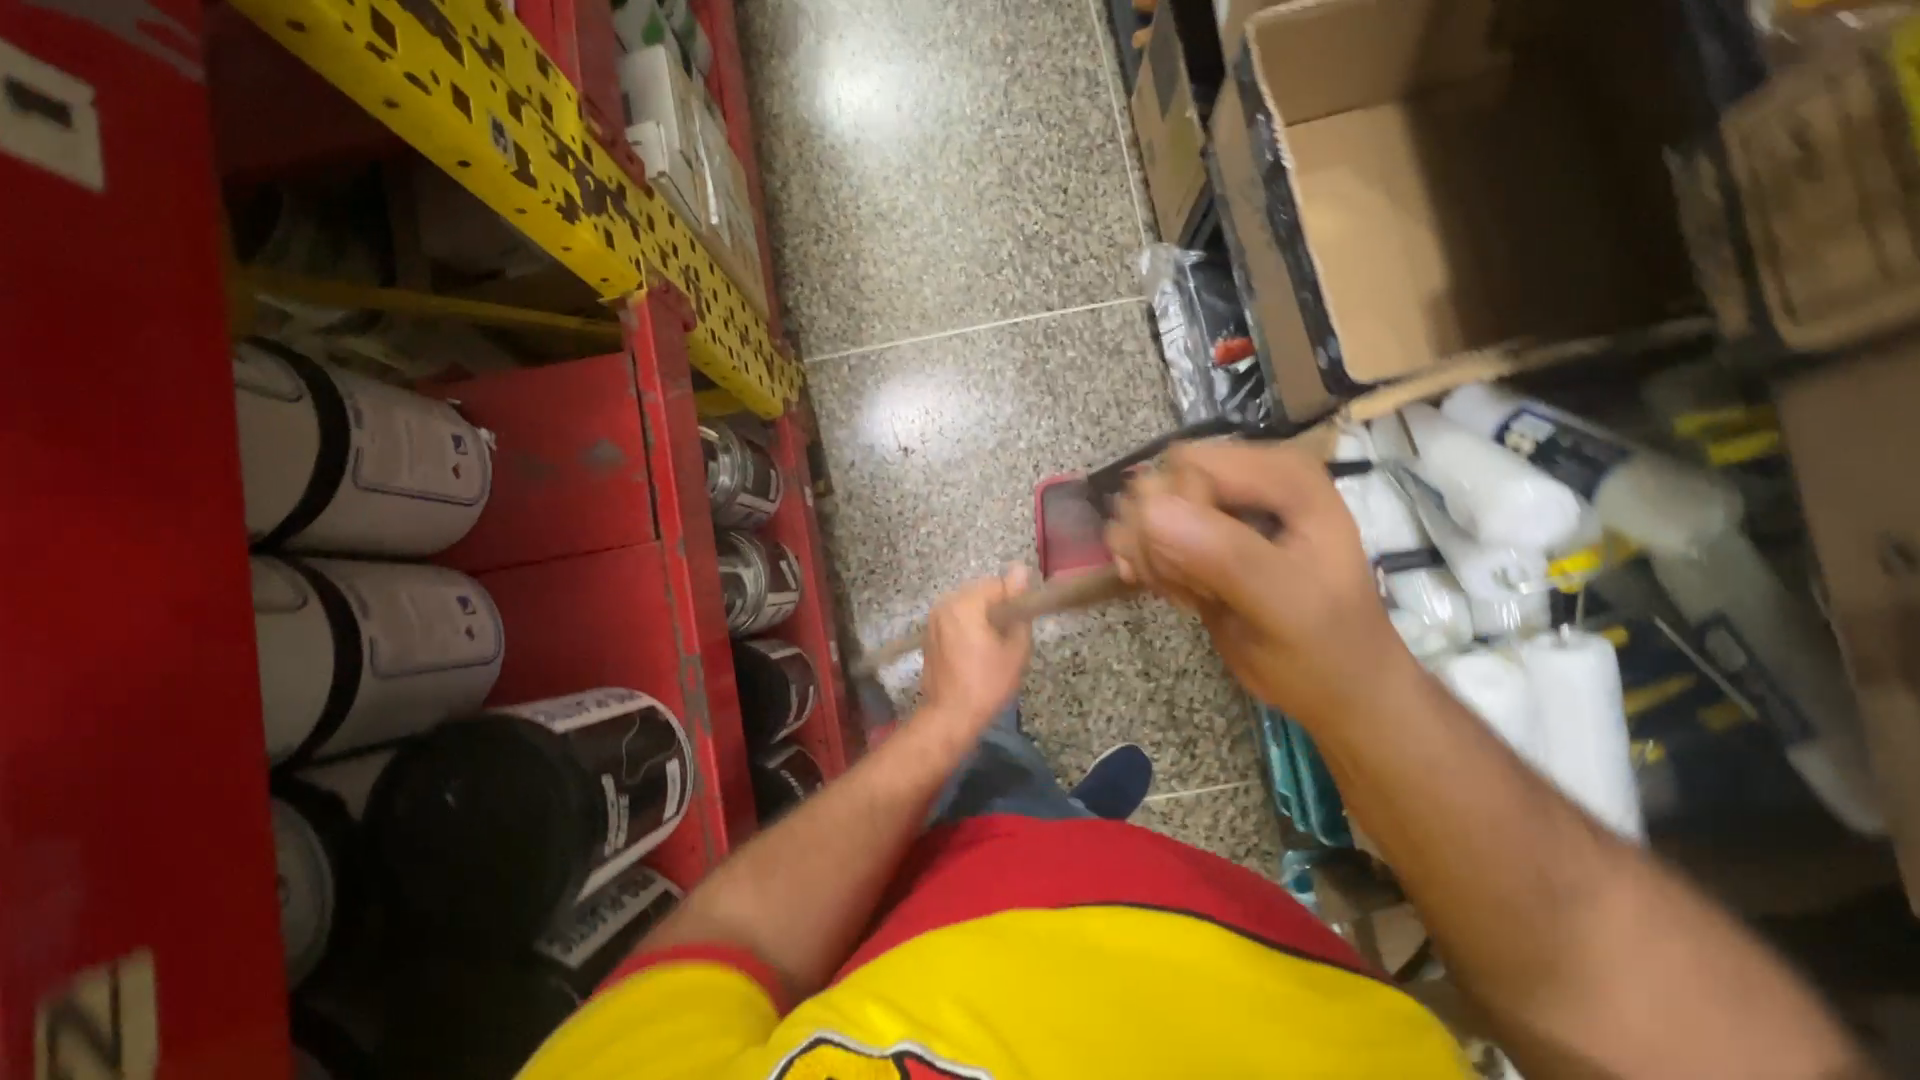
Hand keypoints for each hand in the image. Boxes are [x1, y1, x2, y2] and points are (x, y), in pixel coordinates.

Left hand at [916, 566, 1032, 737]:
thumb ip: (1019, 608)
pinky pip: (954, 620)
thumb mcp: (1015, 648)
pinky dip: (967, 628)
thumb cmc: (987, 684)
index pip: (998, 585)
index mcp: (965, 604)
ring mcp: (933, 620)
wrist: (950, 715)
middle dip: (997, 609)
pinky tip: (976, 652)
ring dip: (982, 618)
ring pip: (967, 607)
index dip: (1015, 601)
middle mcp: (944, 605)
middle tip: (1010, 636)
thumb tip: (1020, 570)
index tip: (1023, 623)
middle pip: (980, 593)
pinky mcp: (928, 635)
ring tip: (994, 646)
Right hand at [1105, 441, 1409, 721]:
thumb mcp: (1285, 606)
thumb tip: (1150, 509)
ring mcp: (1226, 504)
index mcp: (1286, 477)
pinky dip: (1145, 563)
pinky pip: (1147, 528)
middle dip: (1159, 539)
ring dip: (1150, 555)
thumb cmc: (1325, 651)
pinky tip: (1172, 593)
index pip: (1191, 468)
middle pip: (1163, 483)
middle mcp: (1253, 478)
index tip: (1198, 578)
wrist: (1337, 689)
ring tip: (1186, 594)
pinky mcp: (1203, 533)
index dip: (1179, 520)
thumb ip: (1225, 555)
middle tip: (1190, 590)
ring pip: (1148, 505)